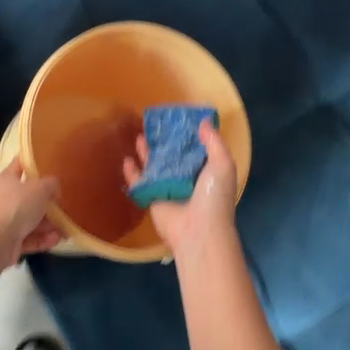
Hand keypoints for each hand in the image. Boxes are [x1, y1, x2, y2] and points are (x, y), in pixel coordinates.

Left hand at [0, 161, 63, 265]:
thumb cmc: (16, 207)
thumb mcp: (41, 188)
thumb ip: (51, 184)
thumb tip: (53, 190)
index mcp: (6, 179)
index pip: (19, 164)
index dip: (32, 162)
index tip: (47, 164)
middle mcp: (2, 198)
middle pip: (28, 197)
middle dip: (47, 204)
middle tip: (63, 208)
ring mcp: (3, 220)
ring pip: (30, 220)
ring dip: (48, 225)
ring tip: (65, 230)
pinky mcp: (7, 240)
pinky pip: (28, 237)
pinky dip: (42, 238)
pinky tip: (56, 240)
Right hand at [122, 120, 238, 260]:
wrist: (198, 230)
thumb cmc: (214, 196)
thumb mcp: (222, 164)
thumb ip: (214, 142)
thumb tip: (203, 122)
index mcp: (207, 170)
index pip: (196, 148)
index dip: (188, 134)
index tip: (178, 119)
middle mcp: (187, 178)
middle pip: (173, 156)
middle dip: (165, 142)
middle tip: (155, 125)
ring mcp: (169, 188)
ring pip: (155, 167)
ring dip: (147, 153)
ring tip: (139, 136)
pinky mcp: (153, 198)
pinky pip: (141, 183)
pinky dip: (133, 173)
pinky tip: (127, 159)